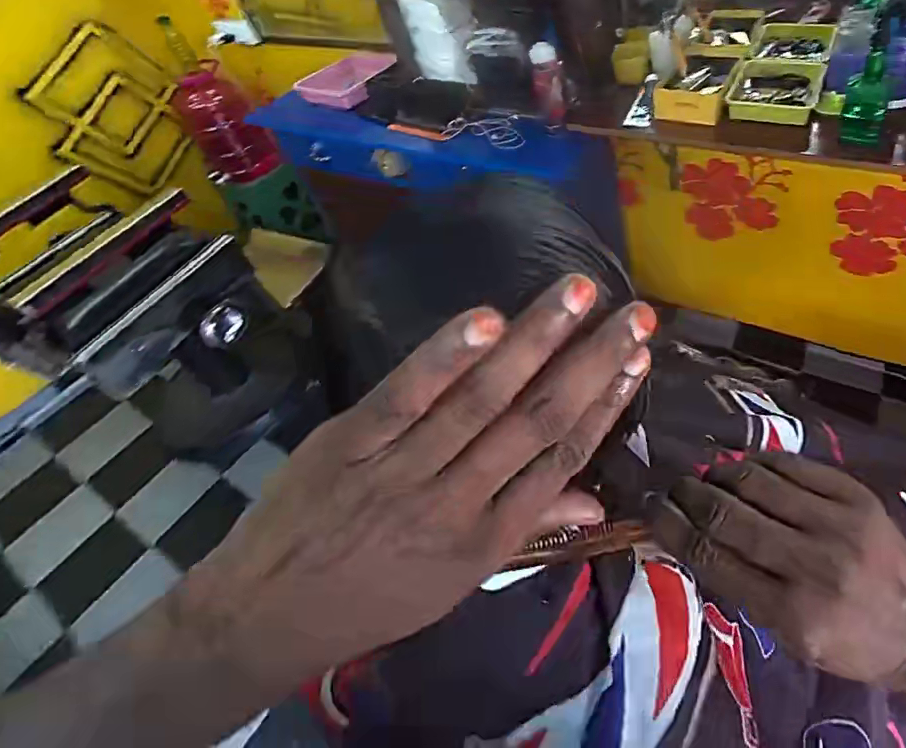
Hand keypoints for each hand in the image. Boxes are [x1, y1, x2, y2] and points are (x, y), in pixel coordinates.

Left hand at [173, 275, 656, 694]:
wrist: (267, 612)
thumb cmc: (372, 593)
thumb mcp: (456, 580)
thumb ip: (526, 528)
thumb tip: (596, 499)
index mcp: (488, 539)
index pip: (561, 458)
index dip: (606, 403)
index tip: (637, 356)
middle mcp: (457, 502)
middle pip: (537, 421)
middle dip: (592, 362)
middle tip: (633, 312)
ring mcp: (403, 469)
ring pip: (482, 399)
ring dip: (536, 341)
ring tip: (576, 293)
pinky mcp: (353, 441)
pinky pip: (407, 393)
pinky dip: (447, 355)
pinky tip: (486, 318)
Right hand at [650, 453, 905, 690]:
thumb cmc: (851, 644)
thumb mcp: (791, 637)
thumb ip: (741, 587)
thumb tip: (689, 535)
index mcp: (794, 612)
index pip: (713, 558)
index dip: (674, 528)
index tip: (653, 510)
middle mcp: (814, 564)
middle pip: (728, 515)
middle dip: (689, 495)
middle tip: (673, 488)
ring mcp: (837, 523)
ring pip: (753, 480)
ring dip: (718, 474)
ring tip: (706, 476)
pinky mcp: (854, 494)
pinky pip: (788, 464)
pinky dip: (756, 462)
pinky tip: (743, 467)